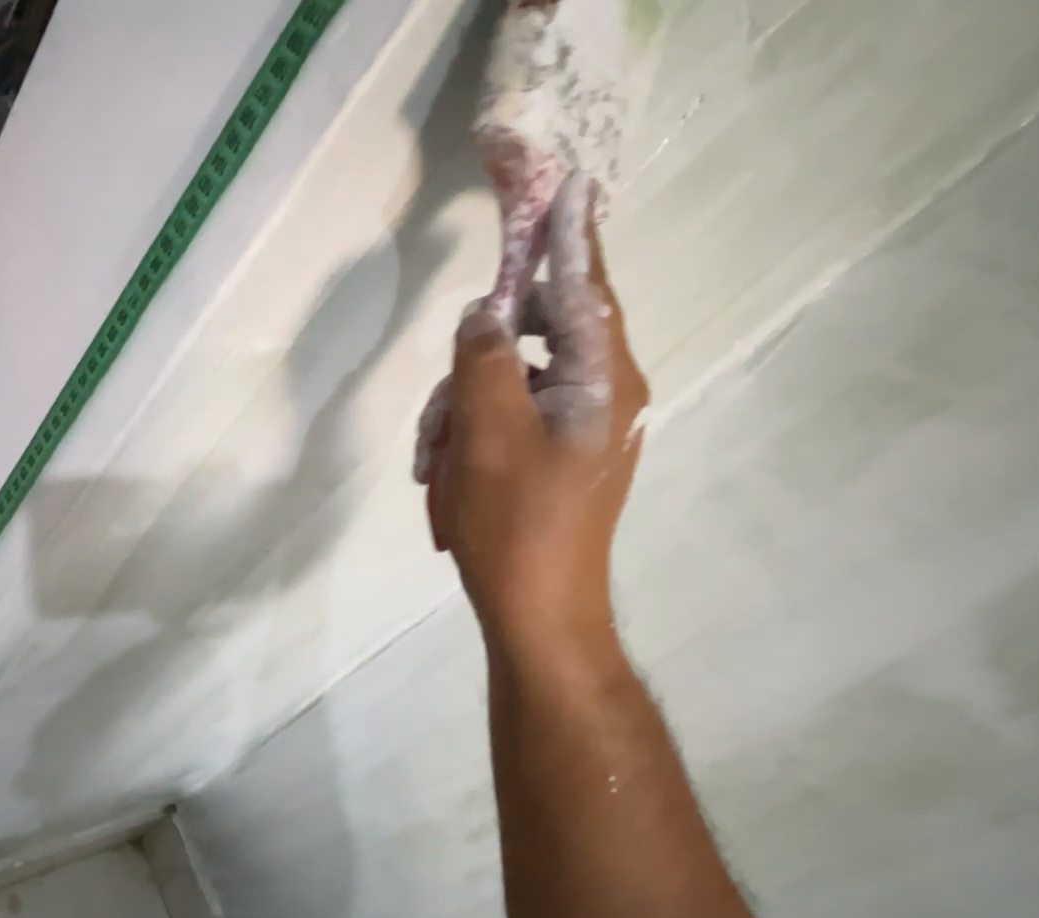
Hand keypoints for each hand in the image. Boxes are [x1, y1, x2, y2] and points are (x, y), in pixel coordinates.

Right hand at [417, 173, 648, 645]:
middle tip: (441, 409)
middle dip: (476, 366)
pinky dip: (473, 438)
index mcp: (602, 379)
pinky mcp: (558, 458)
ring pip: (511, 383)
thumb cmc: (517, 523)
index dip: (570, 235)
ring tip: (435, 464)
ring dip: (462, 412)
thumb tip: (484, 317)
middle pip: (537, 337)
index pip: (585, 287)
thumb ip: (485, 358)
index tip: (573, 184)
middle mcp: (602, 394)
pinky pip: (509, 421)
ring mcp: (580, 430)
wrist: (539, 612)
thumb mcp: (489, 431)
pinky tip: (447, 477)